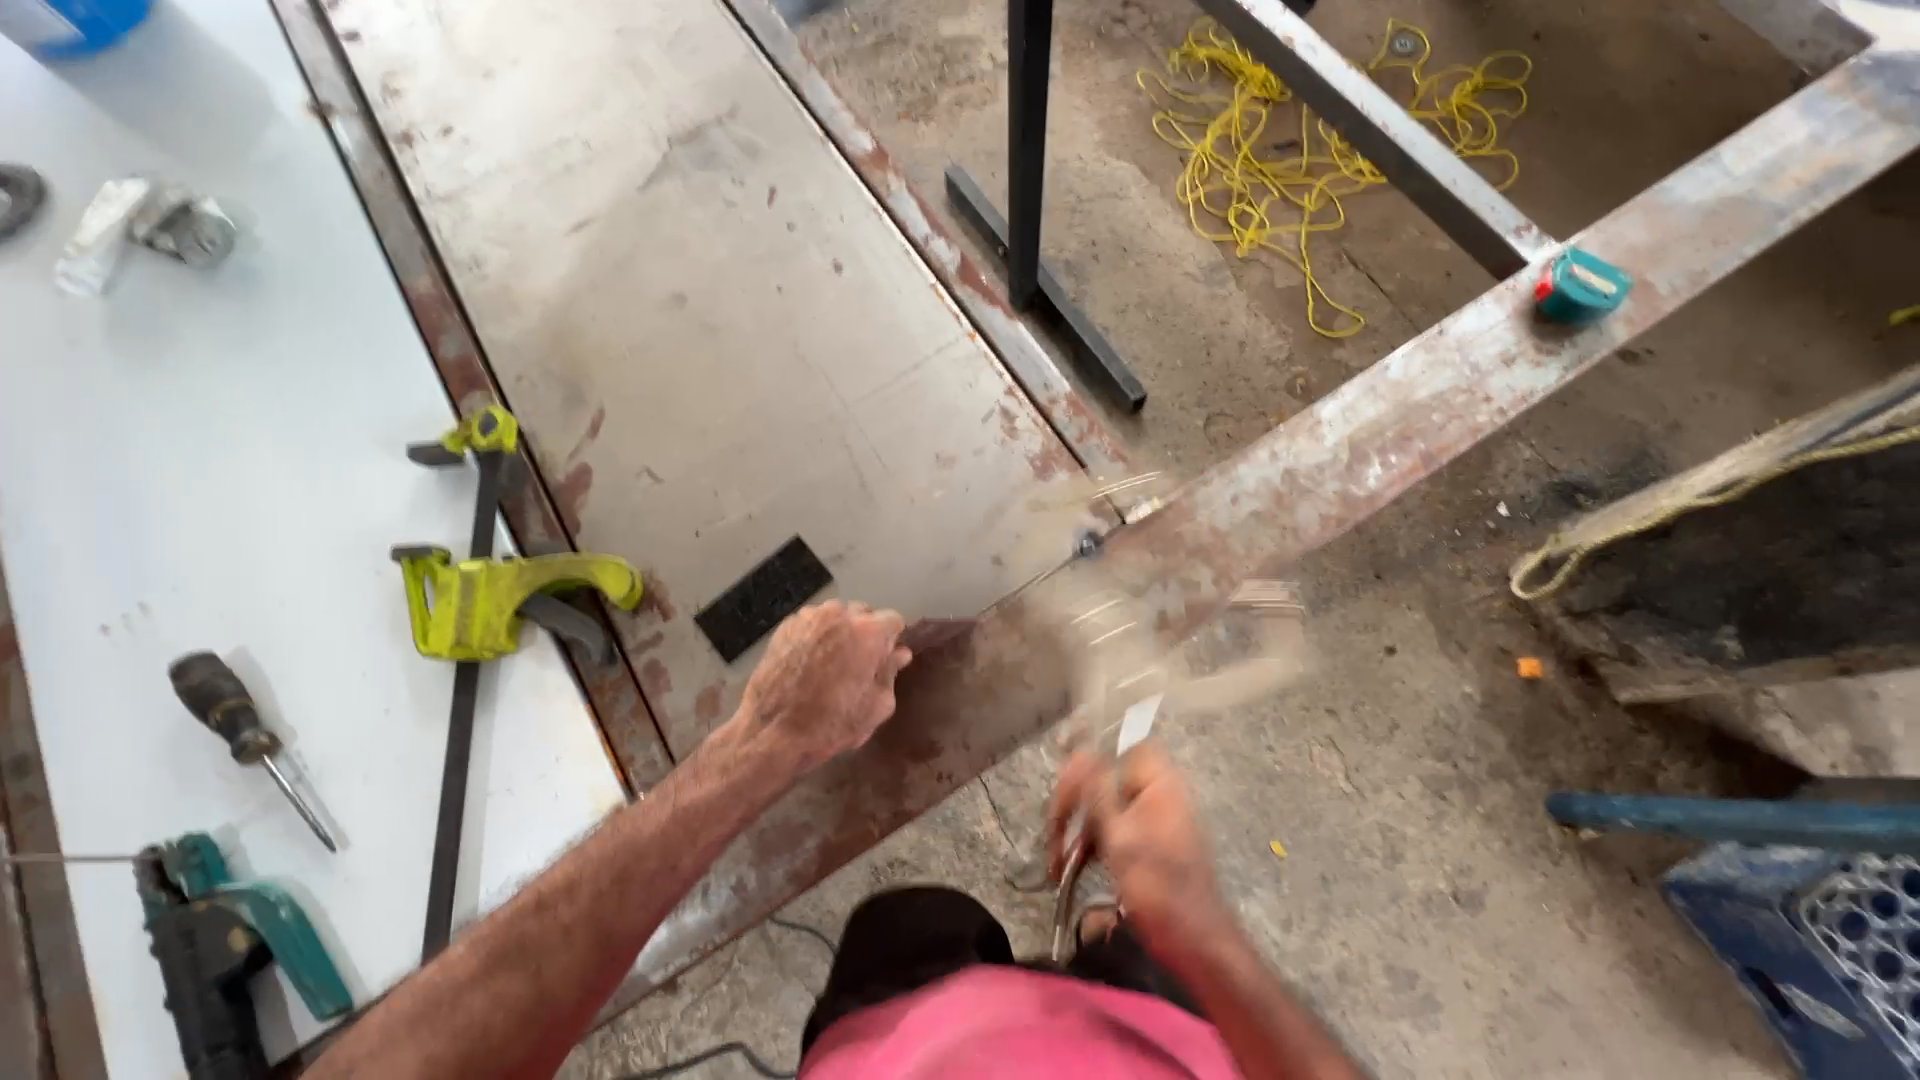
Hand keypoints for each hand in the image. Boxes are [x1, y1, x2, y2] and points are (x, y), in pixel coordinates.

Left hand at [735, 601, 911, 771]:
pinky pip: (812, 624)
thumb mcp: (876, 707)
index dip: (891, 642)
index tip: (883, 660)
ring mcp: (809, 617)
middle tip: (857, 664)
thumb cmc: (831, 724)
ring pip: (836, 616)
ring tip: (830, 663)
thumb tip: (899, 654)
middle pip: (864, 614)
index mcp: (868, 632)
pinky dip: (816, 636)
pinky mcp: (785, 625)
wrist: (772, 732)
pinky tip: (809, 662)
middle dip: (865, 634)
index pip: (893, 620)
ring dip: (840, 632)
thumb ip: (891, 673)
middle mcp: (840, 614)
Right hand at [1047, 741, 1230, 960]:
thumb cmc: (1159, 887)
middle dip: (1076, 802)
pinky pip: (1111, 832)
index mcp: (1161, 784)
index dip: (1094, 755)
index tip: (1065, 776)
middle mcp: (1158, 795)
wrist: (1193, 942)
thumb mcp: (1121, 835)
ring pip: (1104, 808)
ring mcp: (1152, 821)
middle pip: (1107, 779)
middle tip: (1053, 827)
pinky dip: (1089, 846)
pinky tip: (1065, 868)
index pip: (1125, 748)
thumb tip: (1081, 750)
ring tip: (1054, 859)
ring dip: (1076, 830)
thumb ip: (1098, 791)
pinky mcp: (1145, 846)